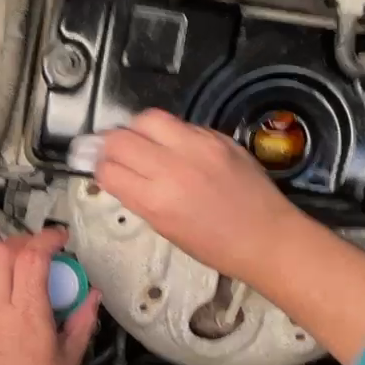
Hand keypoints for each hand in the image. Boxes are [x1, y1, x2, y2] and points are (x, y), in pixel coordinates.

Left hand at [0, 227, 101, 364]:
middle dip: (21, 243)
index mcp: (26, 315)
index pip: (32, 258)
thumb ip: (80, 322)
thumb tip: (92, 296)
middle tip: (39, 253)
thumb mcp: (68, 361)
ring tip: (17, 271)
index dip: (47, 239)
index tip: (60, 240)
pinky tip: (3, 301)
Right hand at [95, 109, 306, 281]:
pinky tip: (174, 148)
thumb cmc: (216, 246)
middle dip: (108, 144)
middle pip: (120, 138)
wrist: (266, 237)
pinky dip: (169, 133)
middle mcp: (173, 167)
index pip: (108, 170)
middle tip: (111, 151)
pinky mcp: (216, 136)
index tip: (99, 168)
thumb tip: (120, 175)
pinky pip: (180, 124)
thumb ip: (140, 198)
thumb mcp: (166, 229)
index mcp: (157, 200)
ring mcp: (197, 146)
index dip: (98, 168)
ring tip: (141, 142)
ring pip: (148, 118)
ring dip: (136, 129)